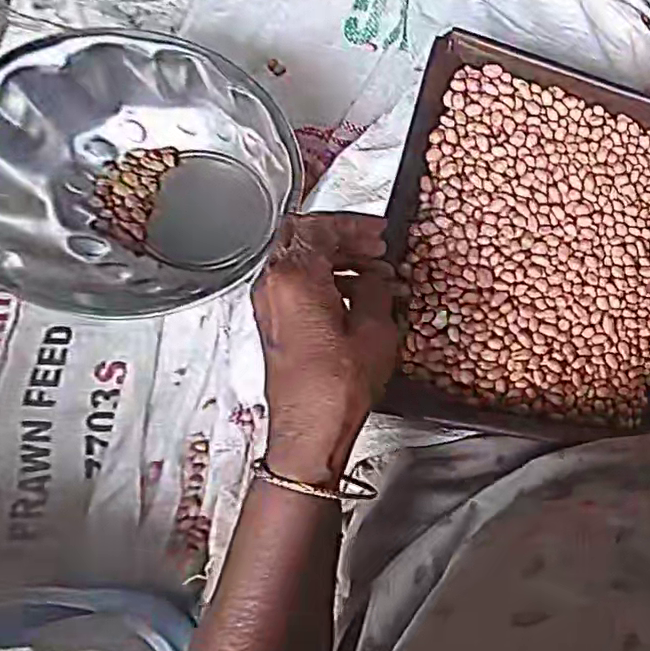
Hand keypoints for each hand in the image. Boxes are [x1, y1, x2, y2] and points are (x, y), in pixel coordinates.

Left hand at [253, 214, 399, 483]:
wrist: (311, 425)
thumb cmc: (340, 382)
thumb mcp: (375, 329)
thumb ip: (375, 291)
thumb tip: (378, 277)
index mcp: (295, 278)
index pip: (319, 228)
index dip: (353, 225)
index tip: (379, 230)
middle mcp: (273, 285)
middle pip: (301, 239)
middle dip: (342, 237)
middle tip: (377, 246)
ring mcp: (269, 304)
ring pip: (298, 261)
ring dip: (335, 259)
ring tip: (374, 271)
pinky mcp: (275, 323)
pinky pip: (297, 284)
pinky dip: (326, 278)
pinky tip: (356, 293)